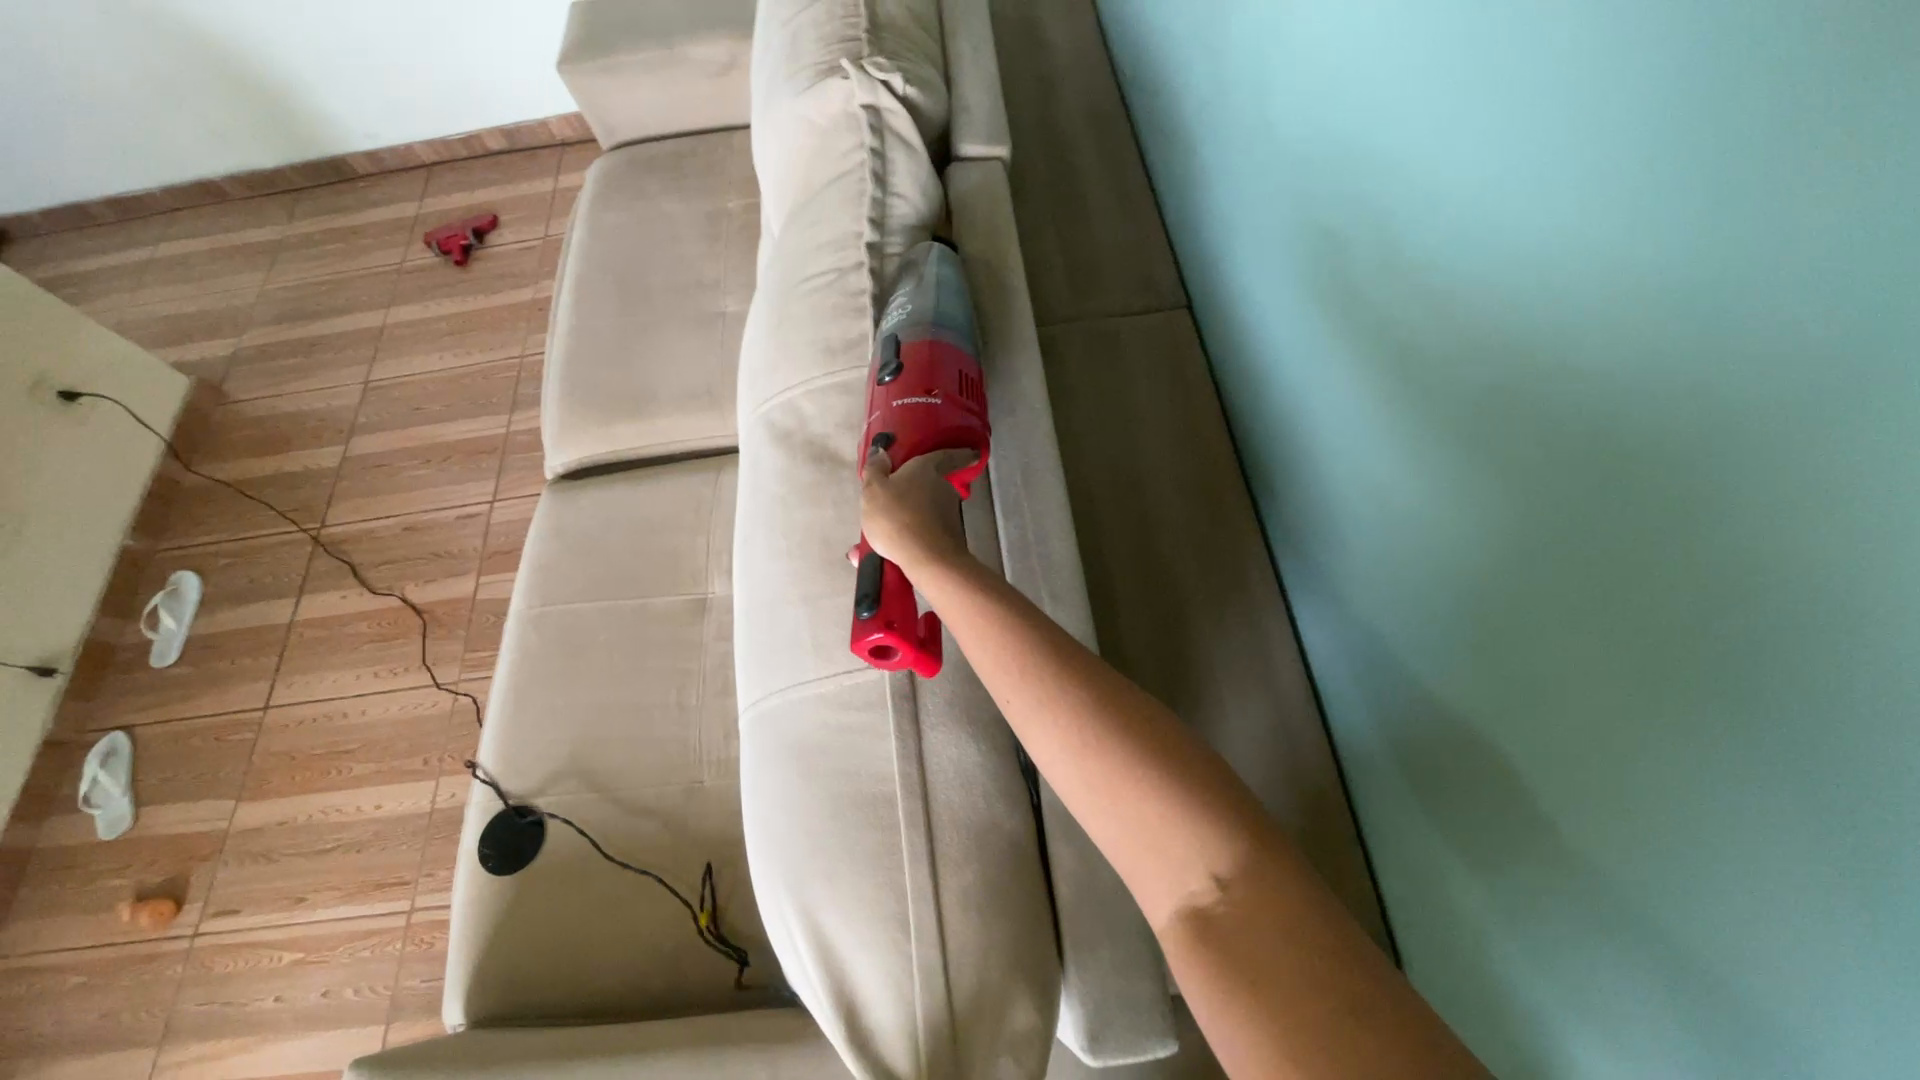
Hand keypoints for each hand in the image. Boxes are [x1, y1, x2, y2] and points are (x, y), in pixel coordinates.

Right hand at [857, 447, 976, 574]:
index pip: (947, 455)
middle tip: (907, 495)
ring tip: (894, 528)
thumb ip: (875, 470)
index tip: (973, 453)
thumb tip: (881, 452)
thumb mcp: (873, 490)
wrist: (926, 558)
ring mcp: (950, 514)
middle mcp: (943, 488)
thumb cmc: (896, 516)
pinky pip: (929, 531)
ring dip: (917, 515)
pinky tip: (898, 547)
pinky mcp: (950, 537)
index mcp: (926, 469)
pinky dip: (917, 535)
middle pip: (937, 484)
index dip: (959, 453)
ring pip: (931, 510)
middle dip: (925, 489)